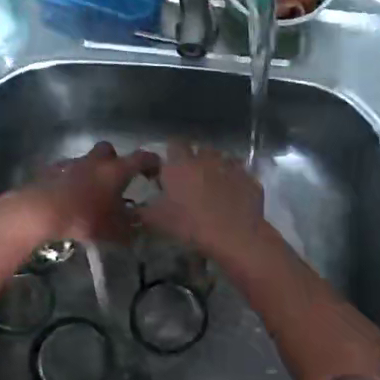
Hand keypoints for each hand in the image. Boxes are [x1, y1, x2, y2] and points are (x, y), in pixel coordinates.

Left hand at [9, 142, 157, 244]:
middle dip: (115, 162)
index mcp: (116, 170)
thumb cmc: (85, 218)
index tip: (156, 172)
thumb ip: (130, 228)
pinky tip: (69, 198)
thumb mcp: (115, 230)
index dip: (152, 163)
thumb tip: (138, 228)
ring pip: (86, 161)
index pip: (142, 158)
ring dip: (91, 173)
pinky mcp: (50, 172)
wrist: (40, 212)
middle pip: (109, 151)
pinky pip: (66, 172)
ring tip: (91, 194)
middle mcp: (96, 161)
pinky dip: (70, 181)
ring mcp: (71, 164)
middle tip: (116, 180)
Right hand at [135, 140, 265, 254]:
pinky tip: (233, 195)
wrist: (234, 235)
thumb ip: (141, 212)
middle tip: (191, 179)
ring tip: (214, 186)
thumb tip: (130, 210)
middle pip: (199, 150)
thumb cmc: (190, 225)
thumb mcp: (157, 221)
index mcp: (180, 164)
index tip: (170, 167)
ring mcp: (230, 166)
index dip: (172, 153)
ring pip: (222, 159)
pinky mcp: (249, 178)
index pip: (174, 144)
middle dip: (195, 159)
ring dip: (216, 168)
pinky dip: (235, 180)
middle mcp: (205, 159)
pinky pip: (240, 174)